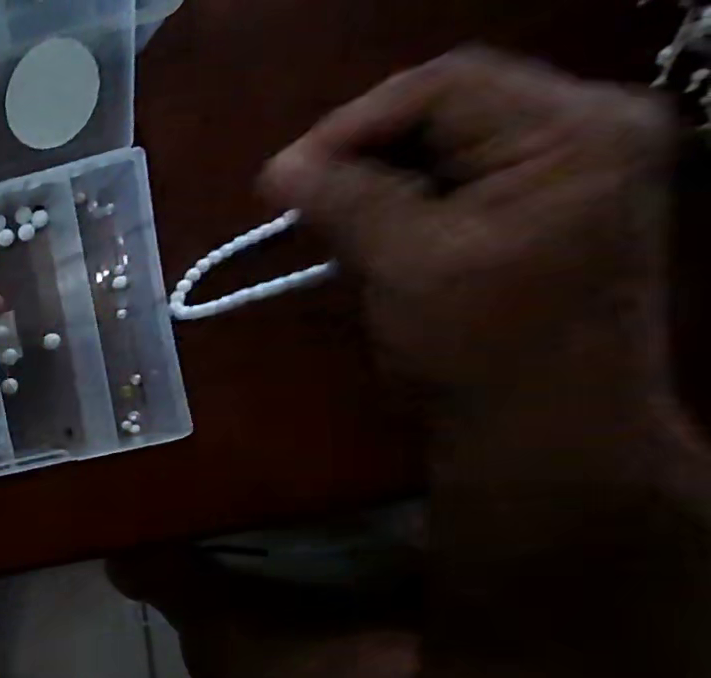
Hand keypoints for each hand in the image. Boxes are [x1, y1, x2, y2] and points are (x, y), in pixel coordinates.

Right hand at [260, 49, 674, 411]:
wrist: (539, 421)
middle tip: (290, 201)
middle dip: (356, 151)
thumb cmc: (480, 344)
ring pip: (436, 146)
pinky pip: (442, 182)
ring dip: (365, 180)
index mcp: (570, 131)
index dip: (351, 124)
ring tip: (313, 220)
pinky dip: (386, 203)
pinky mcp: (521, 209)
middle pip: (443, 107)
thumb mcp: (409, 265)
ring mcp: (552, 171)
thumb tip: (275, 169)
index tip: (279, 180)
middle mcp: (573, 132)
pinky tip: (352, 234)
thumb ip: (348, 204)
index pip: (446, 85)